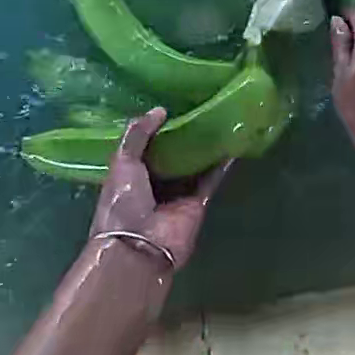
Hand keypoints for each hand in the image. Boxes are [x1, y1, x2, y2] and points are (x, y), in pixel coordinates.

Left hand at [90, 110, 231, 270]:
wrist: (140, 246)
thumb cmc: (123, 204)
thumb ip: (138, 135)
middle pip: (172, 156)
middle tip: (199, 109)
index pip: (144, 148)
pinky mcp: (198, 201)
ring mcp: (178, 193)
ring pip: (194, 165)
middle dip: (183, 137)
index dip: (156, 130)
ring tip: (219, 121)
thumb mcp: (122, 164)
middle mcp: (154, 184)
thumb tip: (160, 109)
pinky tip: (232, 144)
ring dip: (204, 148)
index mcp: (130, 176)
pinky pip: (212, 178)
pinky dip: (221, 164)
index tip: (171, 108)